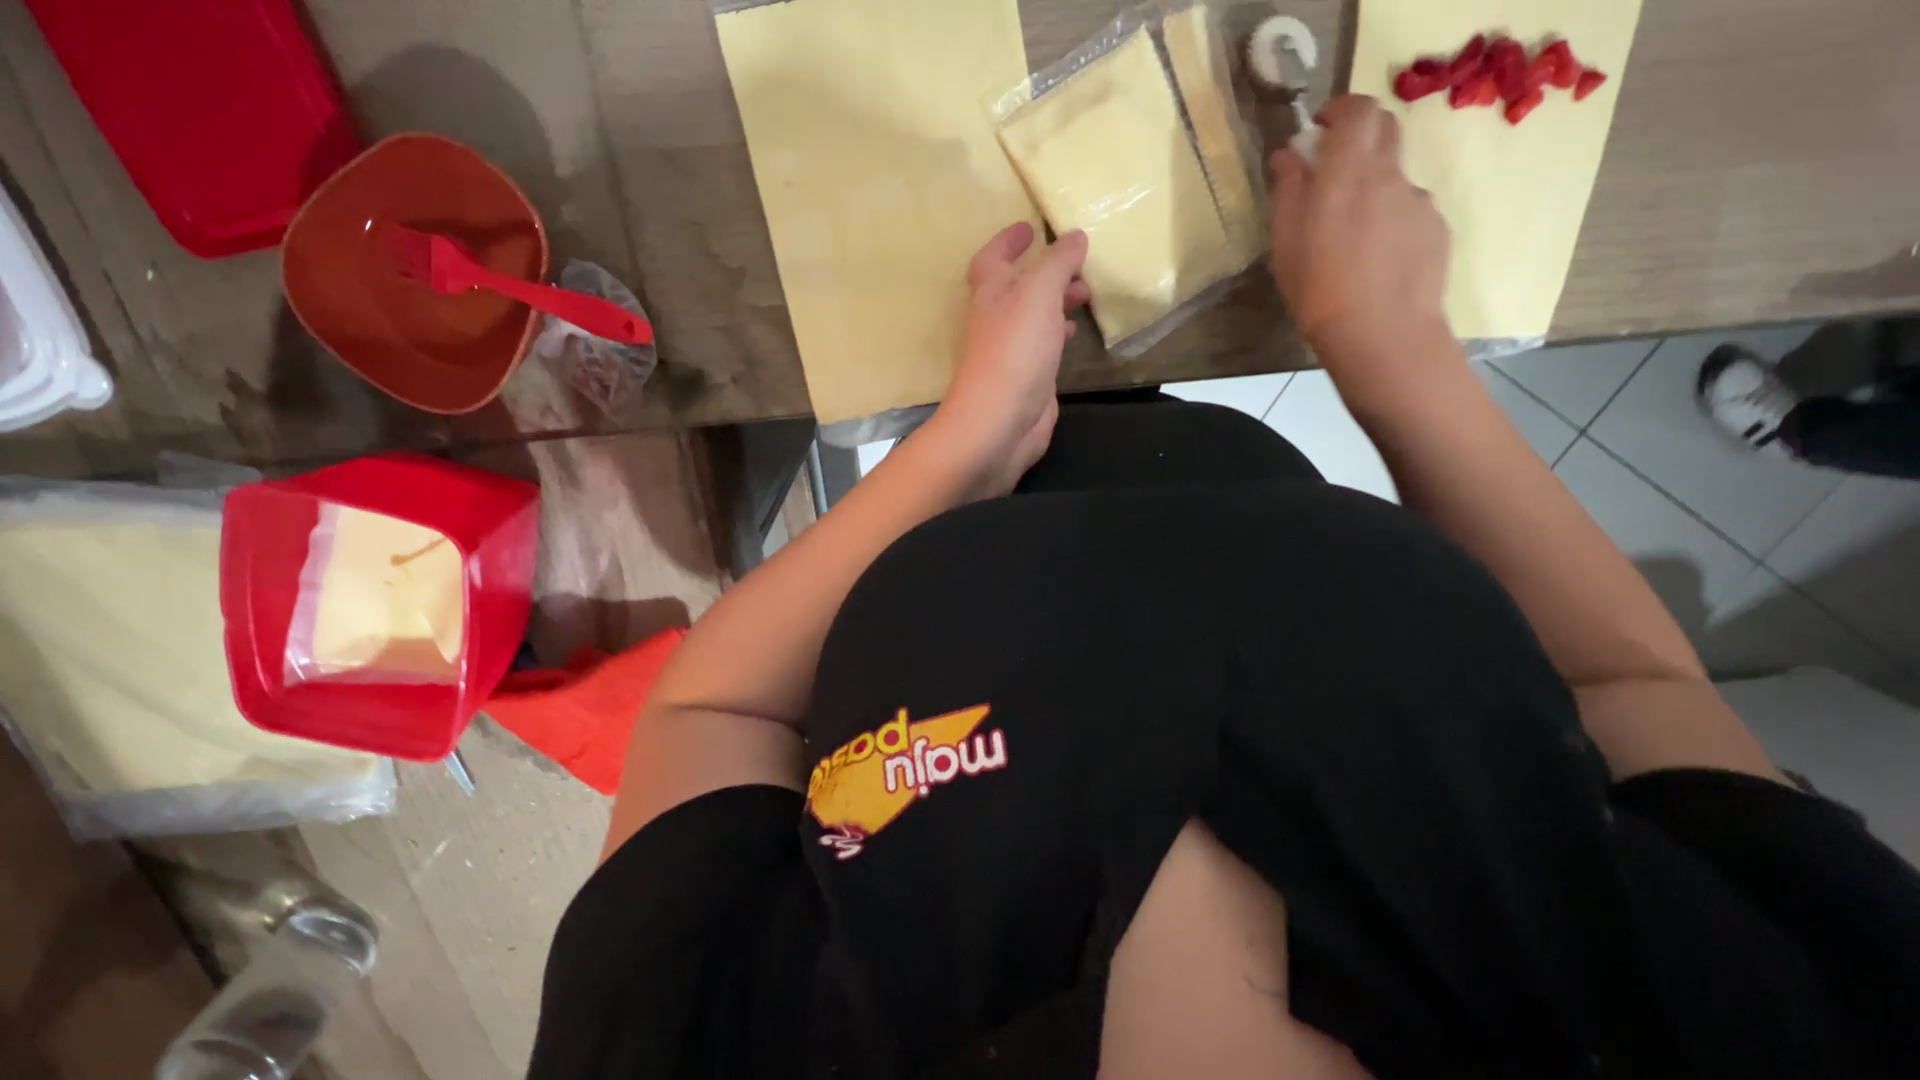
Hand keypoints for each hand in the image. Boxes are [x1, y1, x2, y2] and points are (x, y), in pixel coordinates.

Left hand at [926, 221, 1090, 497]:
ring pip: (1034, 316)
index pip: (993, 258)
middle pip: (1018, 287)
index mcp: (991, 293)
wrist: (1000, 422)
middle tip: (1077, 264)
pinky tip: (1076, 334)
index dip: (1008, 241)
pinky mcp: (1027, 378)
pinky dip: (1059, 333)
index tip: (1029, 227)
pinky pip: (1044, 345)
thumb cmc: (1015, 350)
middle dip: (1045, 271)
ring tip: (1086, 295)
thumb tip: (1074, 237)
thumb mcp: (1039, 293)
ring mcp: (1011, 351)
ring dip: (1056, 301)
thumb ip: (1058, 263)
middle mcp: (996, 319)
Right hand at [1269, 96, 1454, 389]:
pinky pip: (1410, 213)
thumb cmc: (1319, 289)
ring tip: (1353, 240)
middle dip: (1360, 139)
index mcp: (1348, 171)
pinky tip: (1377, 262)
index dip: (1341, 109)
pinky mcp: (1436, 229)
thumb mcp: (1285, 242)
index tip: (1321, 128)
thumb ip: (1289, 189)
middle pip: (1385, 130)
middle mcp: (1389, 175)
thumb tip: (1288, 155)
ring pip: (1395, 178)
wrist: (1381, 334)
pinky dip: (1392, 223)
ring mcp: (1419, 201)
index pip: (1358, 109)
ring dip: (1374, 191)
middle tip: (1334, 173)